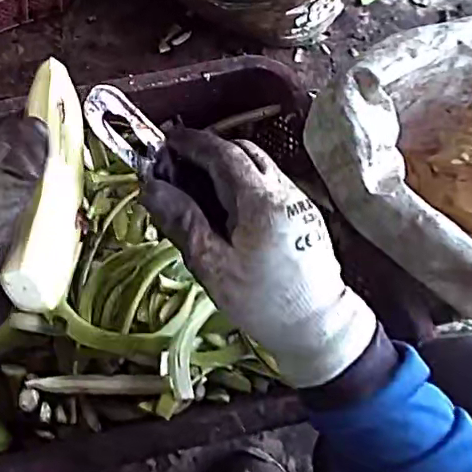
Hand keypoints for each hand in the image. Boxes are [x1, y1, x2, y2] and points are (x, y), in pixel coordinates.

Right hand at [141, 129, 377, 388]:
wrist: (321, 331)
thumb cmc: (263, 303)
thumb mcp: (211, 265)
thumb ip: (182, 220)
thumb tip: (150, 187)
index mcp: (261, 202)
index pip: (223, 154)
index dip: (192, 142)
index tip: (166, 140)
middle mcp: (284, 192)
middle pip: (242, 151)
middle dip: (207, 149)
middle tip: (176, 161)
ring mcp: (298, 200)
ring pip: (257, 164)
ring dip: (224, 163)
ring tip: (194, 181)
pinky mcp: (302, 213)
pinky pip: (267, 182)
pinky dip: (240, 179)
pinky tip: (222, 203)